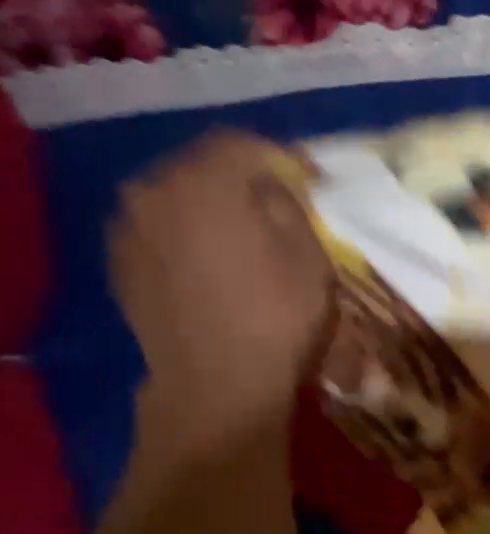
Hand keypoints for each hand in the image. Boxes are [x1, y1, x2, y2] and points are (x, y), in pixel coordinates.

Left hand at [111, 132, 332, 446]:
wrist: (218, 377)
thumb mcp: (311, 260)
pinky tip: (216, 269)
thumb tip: (273, 187)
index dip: (282, 157)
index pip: (241, 145)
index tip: (313, 182)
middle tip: (280, 212)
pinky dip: (189, 239)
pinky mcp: (121, 259)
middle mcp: (153, 190)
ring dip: (213, 213)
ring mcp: (129, 225)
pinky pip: (161, 232)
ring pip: (178, 201)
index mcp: (204, 183)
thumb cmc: (279, 316)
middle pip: (203, 170)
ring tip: (246, 243)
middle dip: (243, 185)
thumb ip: (289, 208)